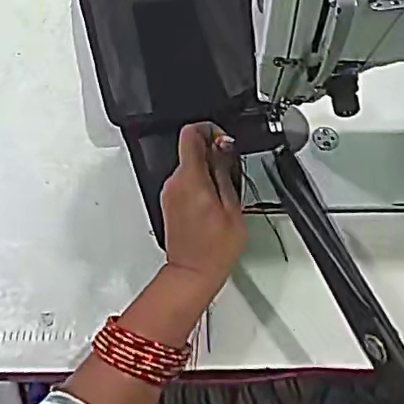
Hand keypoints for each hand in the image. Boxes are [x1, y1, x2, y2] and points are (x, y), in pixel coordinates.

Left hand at [160, 123, 246, 285]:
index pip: (191, 133)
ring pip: (189, 166)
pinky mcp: (170, 202)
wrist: (192, 273)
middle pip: (191, 149)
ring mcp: (170, 193)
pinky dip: (200, 183)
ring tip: (225, 193)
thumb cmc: (214, 249)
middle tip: (231, 171)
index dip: (210, 129)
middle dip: (213, 153)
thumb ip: (226, 172)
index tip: (225, 142)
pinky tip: (215, 202)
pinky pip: (185, 182)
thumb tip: (225, 149)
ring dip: (208, 170)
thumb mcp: (233, 207)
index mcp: (191, 179)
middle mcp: (175, 182)